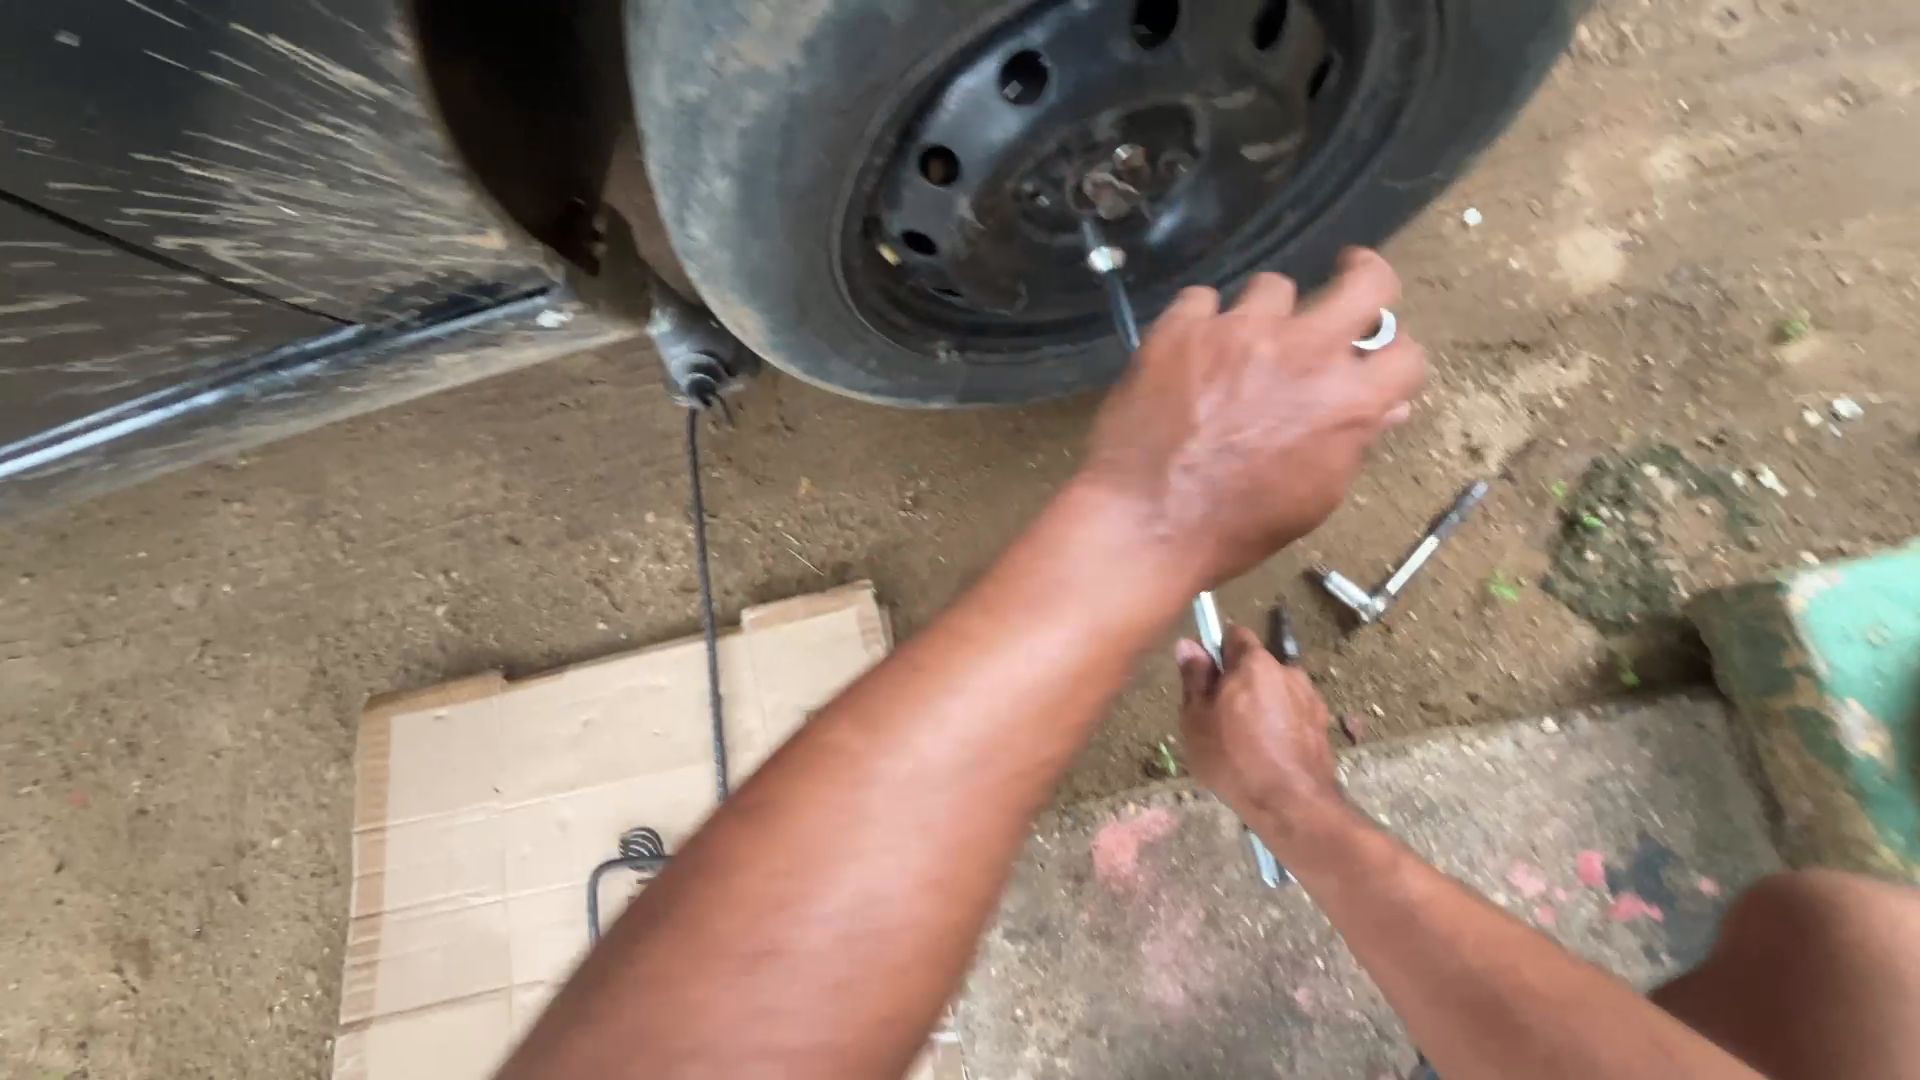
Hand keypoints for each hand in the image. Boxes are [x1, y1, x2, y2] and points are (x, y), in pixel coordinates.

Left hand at [1078, 249, 1424, 588]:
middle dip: (1364, 275)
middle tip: (1350, 274)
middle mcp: (1303, 351)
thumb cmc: (1233, 527)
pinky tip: (1187, 350)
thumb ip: (1350, 442)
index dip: (1393, 358)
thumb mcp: (1311, 499)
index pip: (1405, 354)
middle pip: (1364, 282)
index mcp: (1348, 400)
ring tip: (1240, 343)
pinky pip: (1200, 300)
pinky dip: (1199, 321)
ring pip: (1273, 287)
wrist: (1145, 521)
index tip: (1375, 353)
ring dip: (1266, 312)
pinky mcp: (1181, 329)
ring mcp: (1238, 333)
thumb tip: (1382, 410)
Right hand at [1176, 625, 1350, 854]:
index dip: (1219, 652)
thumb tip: (1189, 644)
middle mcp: (1287, 672)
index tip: (1207, 678)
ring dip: (1262, 705)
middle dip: (1240, 683)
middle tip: (1220, 717)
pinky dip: (1280, 726)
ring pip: (1276, 692)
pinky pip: (1292, 715)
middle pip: (1256, 666)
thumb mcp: (1196, 718)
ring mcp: (1310, 699)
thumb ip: (1194, 677)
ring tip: (1247, 741)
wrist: (1292, 804)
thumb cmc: (1233, 757)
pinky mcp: (1322, 727)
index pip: (1235, 635)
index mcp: (1254, 663)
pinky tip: (1269, 754)